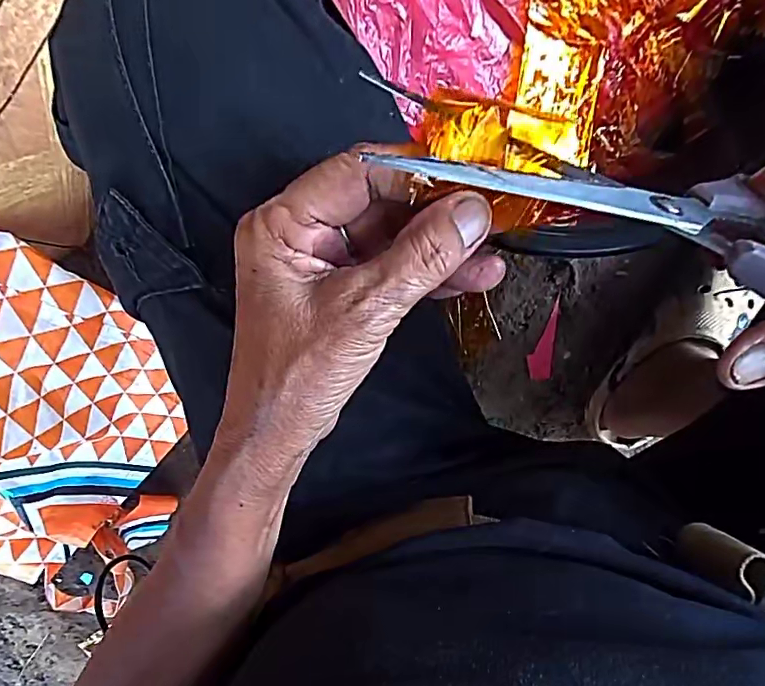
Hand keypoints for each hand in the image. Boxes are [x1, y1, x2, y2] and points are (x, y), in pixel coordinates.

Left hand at [215, 147, 500, 478]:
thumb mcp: (362, 312)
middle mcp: (299, 238)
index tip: (465, 180)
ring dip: (439, 249)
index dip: (417, 174)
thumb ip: (419, 259)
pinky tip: (466, 276)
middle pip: (379, 204)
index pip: (359, 173)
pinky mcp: (340, 294)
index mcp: (283, 226)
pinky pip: (389, 271)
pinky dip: (426, 275)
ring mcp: (321, 267)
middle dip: (436, 215)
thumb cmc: (291, 382)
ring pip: (390, 240)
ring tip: (486, 252)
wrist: (278, 433)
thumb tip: (467, 215)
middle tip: (484, 216)